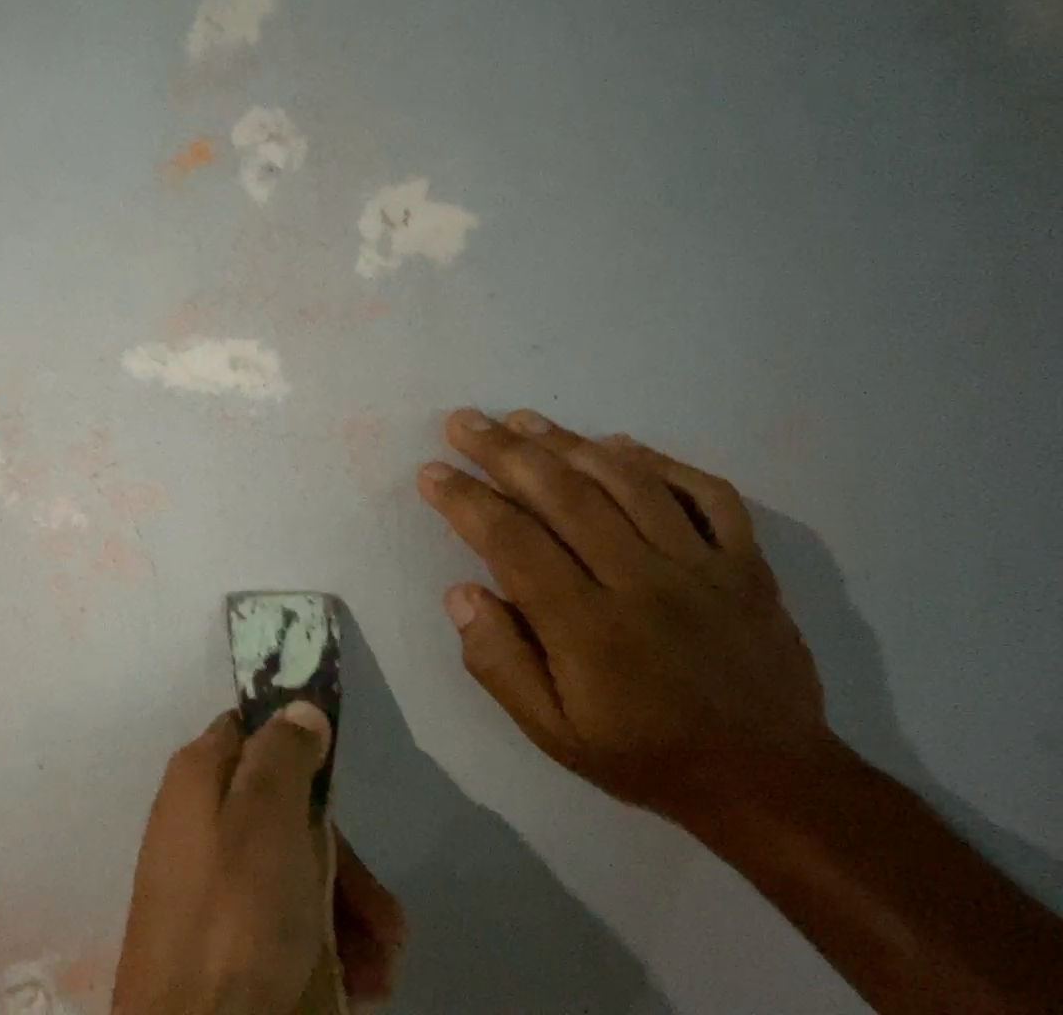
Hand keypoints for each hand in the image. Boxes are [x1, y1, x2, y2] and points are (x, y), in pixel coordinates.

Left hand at [113, 706, 405, 1014]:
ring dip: (350, 915)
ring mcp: (212, 880)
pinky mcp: (225, 934)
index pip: (252, 731)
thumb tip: (298, 704)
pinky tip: (358, 981)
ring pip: (297, 873)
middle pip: (290, 814)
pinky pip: (284, 920)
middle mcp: (200, 819)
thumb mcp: (265, 818)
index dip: (301, 746)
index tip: (344, 778)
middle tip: (381, 916)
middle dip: (345, 862)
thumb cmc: (234, 913)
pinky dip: (328, 945)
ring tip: (378, 965)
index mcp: (200, 777)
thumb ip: (283, 755)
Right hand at [414, 409, 832, 820]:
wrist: (769, 781)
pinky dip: (661, 462)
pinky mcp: (746, 565)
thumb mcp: (551, 732)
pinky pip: (707, 495)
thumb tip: (461, 592)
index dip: (465, 500)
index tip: (431, 472)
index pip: (512, 542)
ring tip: (523, 418)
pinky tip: (621, 445)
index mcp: (587, 625)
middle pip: (564, 496)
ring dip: (569, 443)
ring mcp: (702, 566)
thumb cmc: (643, 755)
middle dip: (504, 452)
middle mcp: (642, 581)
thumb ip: (499, 663)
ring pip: (628, 483)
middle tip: (464, 421)